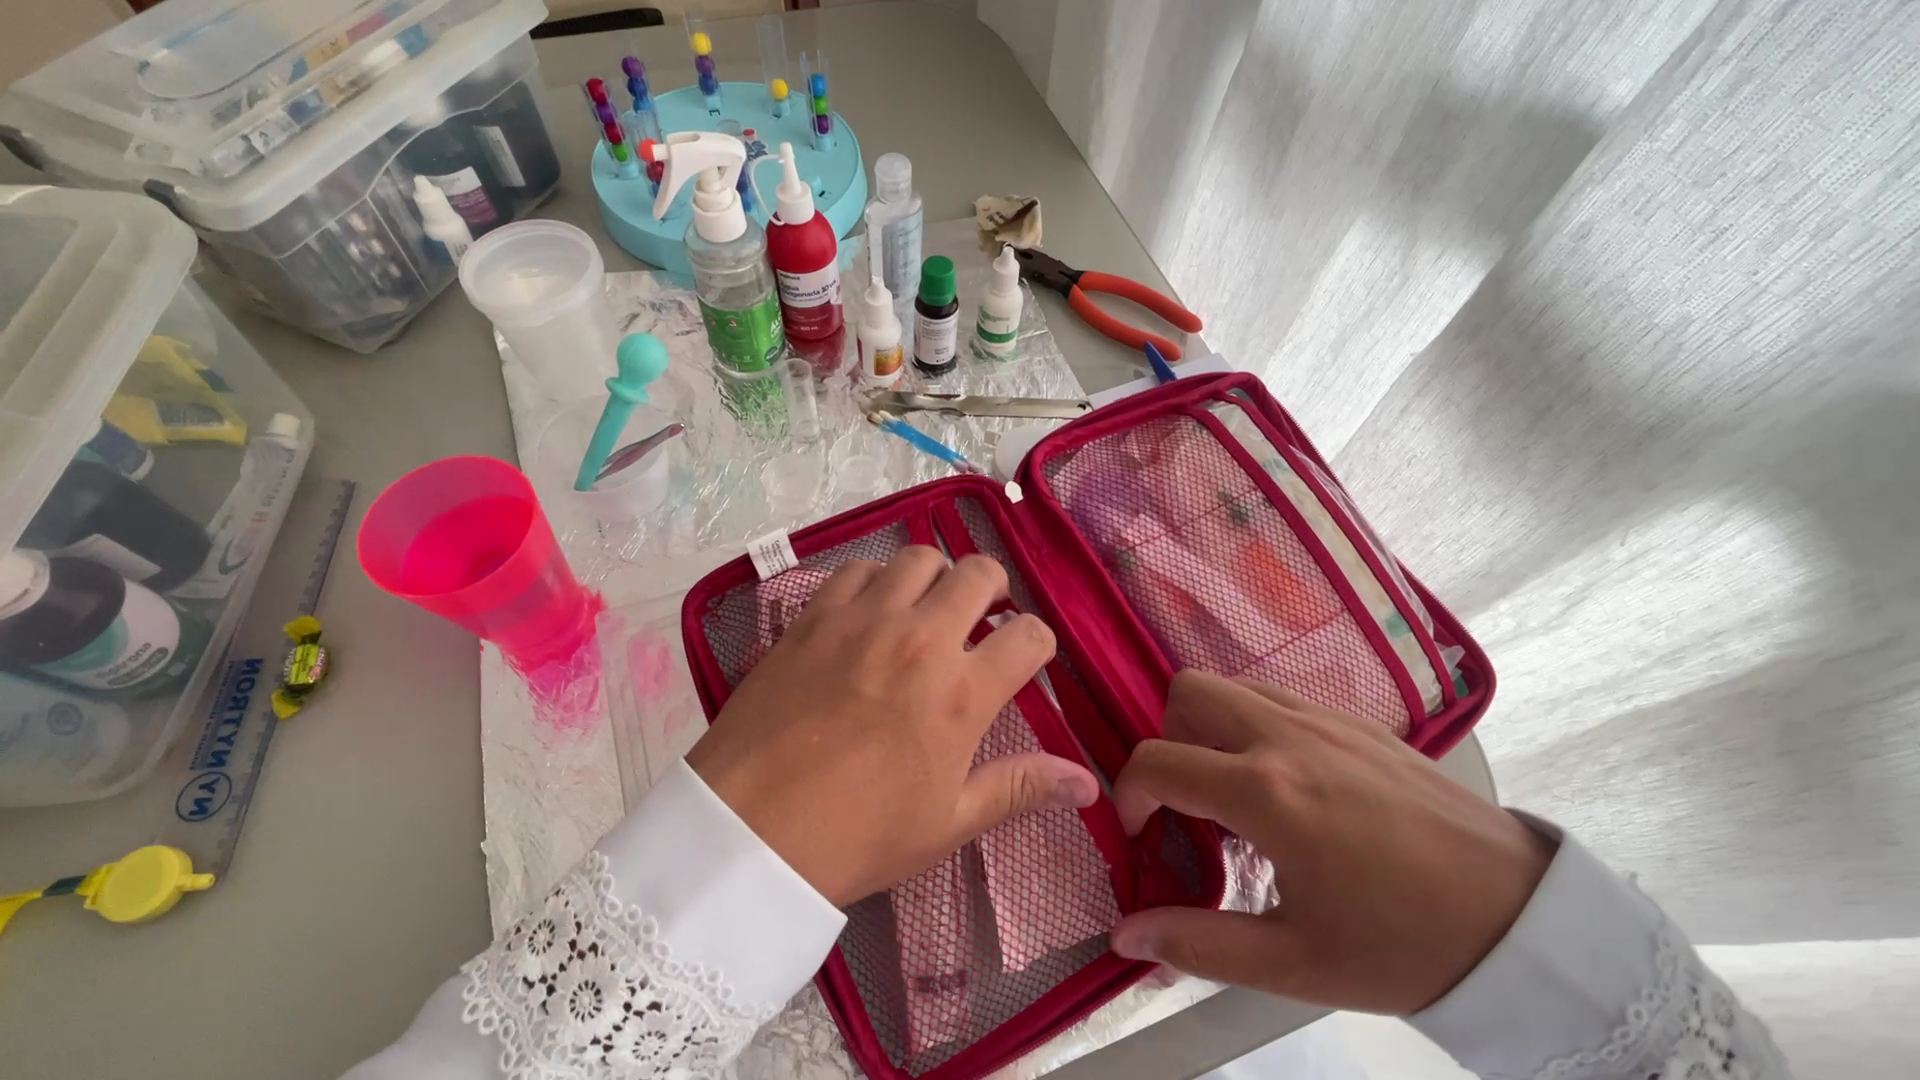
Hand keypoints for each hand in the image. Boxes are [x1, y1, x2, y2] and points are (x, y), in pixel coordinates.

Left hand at [687, 548, 1100, 907]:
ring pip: (919, 558)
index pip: (1030, 637)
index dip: (1039, 643)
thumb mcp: (948, 822)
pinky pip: (858, 569)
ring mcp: (863, 620)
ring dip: (937, 575)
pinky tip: (873, 608)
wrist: (749, 830)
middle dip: (995, 589)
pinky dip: (878, 578)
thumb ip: (1019, 788)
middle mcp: (919, 639)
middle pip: (979, 574)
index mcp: (961, 693)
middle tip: (985, 614)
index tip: (1027, 659)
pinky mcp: (814, 617)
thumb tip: (1087, 782)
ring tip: (930, 604)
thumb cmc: (857, 836)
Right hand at [1109, 671, 1553, 1013]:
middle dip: (1167, 740)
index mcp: (1265, 793)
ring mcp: (1327, 719)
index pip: (1157, 761)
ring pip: (1233, 686)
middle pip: (1186, 691)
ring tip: (1235, 793)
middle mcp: (1287, 736)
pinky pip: (1279, 697)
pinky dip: (1256, 725)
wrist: (1520, 919)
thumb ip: (1197, 943)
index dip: (1128, 796)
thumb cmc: (1402, 947)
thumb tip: (1126, 934)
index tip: (1141, 836)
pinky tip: (1288, 785)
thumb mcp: (1293, 964)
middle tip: (1188, 802)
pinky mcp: (1360, 721)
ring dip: (1211, 728)